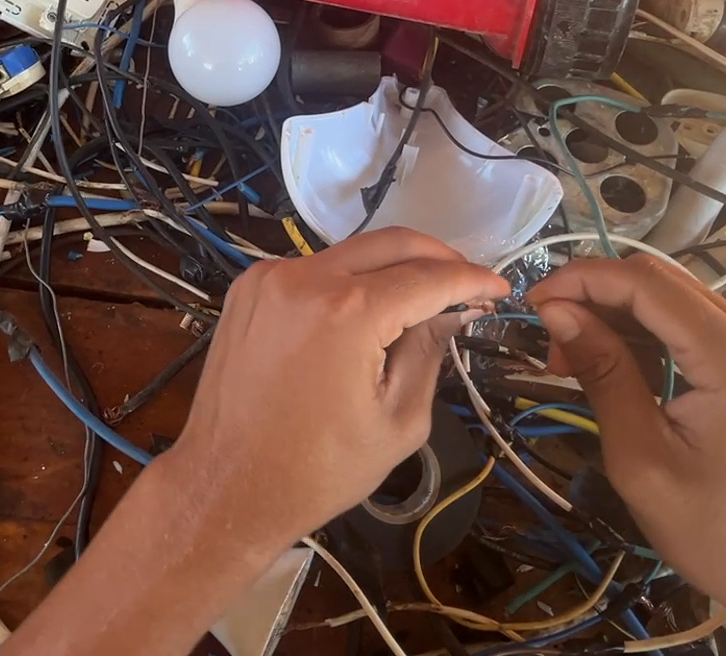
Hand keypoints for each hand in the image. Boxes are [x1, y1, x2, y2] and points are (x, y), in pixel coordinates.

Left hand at [161, 227, 508, 557]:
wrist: (226, 483)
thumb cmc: (318, 469)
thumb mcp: (397, 422)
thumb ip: (428, 354)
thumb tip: (449, 312)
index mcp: (348, 311)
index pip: (427, 277)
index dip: (470, 279)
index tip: (499, 286)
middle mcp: (306, 276)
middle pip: (388, 243)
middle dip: (436, 256)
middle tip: (465, 280)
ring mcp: (269, 276)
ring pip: (348, 252)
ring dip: (389, 267)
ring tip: (419, 298)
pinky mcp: (248, 286)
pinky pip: (311, 269)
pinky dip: (344, 280)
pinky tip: (360, 310)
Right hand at [530, 257, 725, 655]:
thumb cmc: (721, 534)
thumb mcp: (641, 458)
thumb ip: (602, 372)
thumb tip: (555, 309)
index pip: (645, 283)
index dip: (580, 280)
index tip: (532, 302)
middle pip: (660, 280)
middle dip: (594, 297)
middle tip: (553, 344)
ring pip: (674, 296)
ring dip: (617, 315)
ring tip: (579, 361)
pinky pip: (695, 320)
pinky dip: (648, 331)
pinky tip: (623, 365)